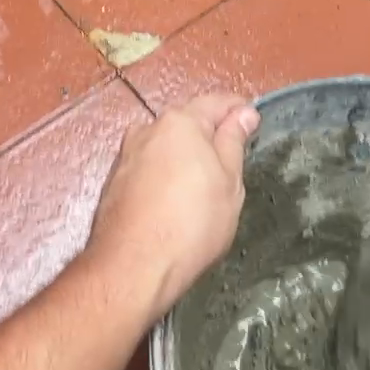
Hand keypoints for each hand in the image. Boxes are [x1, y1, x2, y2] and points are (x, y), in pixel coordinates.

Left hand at [81, 93, 259, 320]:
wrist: (133, 268)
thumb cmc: (191, 224)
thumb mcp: (229, 181)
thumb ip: (234, 141)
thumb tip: (243, 113)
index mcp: (180, 122)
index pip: (216, 102)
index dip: (239, 111)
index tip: (255, 123)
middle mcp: (147, 130)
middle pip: (187, 122)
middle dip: (210, 135)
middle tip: (234, 162)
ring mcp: (126, 156)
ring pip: (166, 147)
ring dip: (186, 158)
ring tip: (205, 188)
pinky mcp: (114, 182)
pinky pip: (149, 168)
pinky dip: (166, 177)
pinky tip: (176, 203)